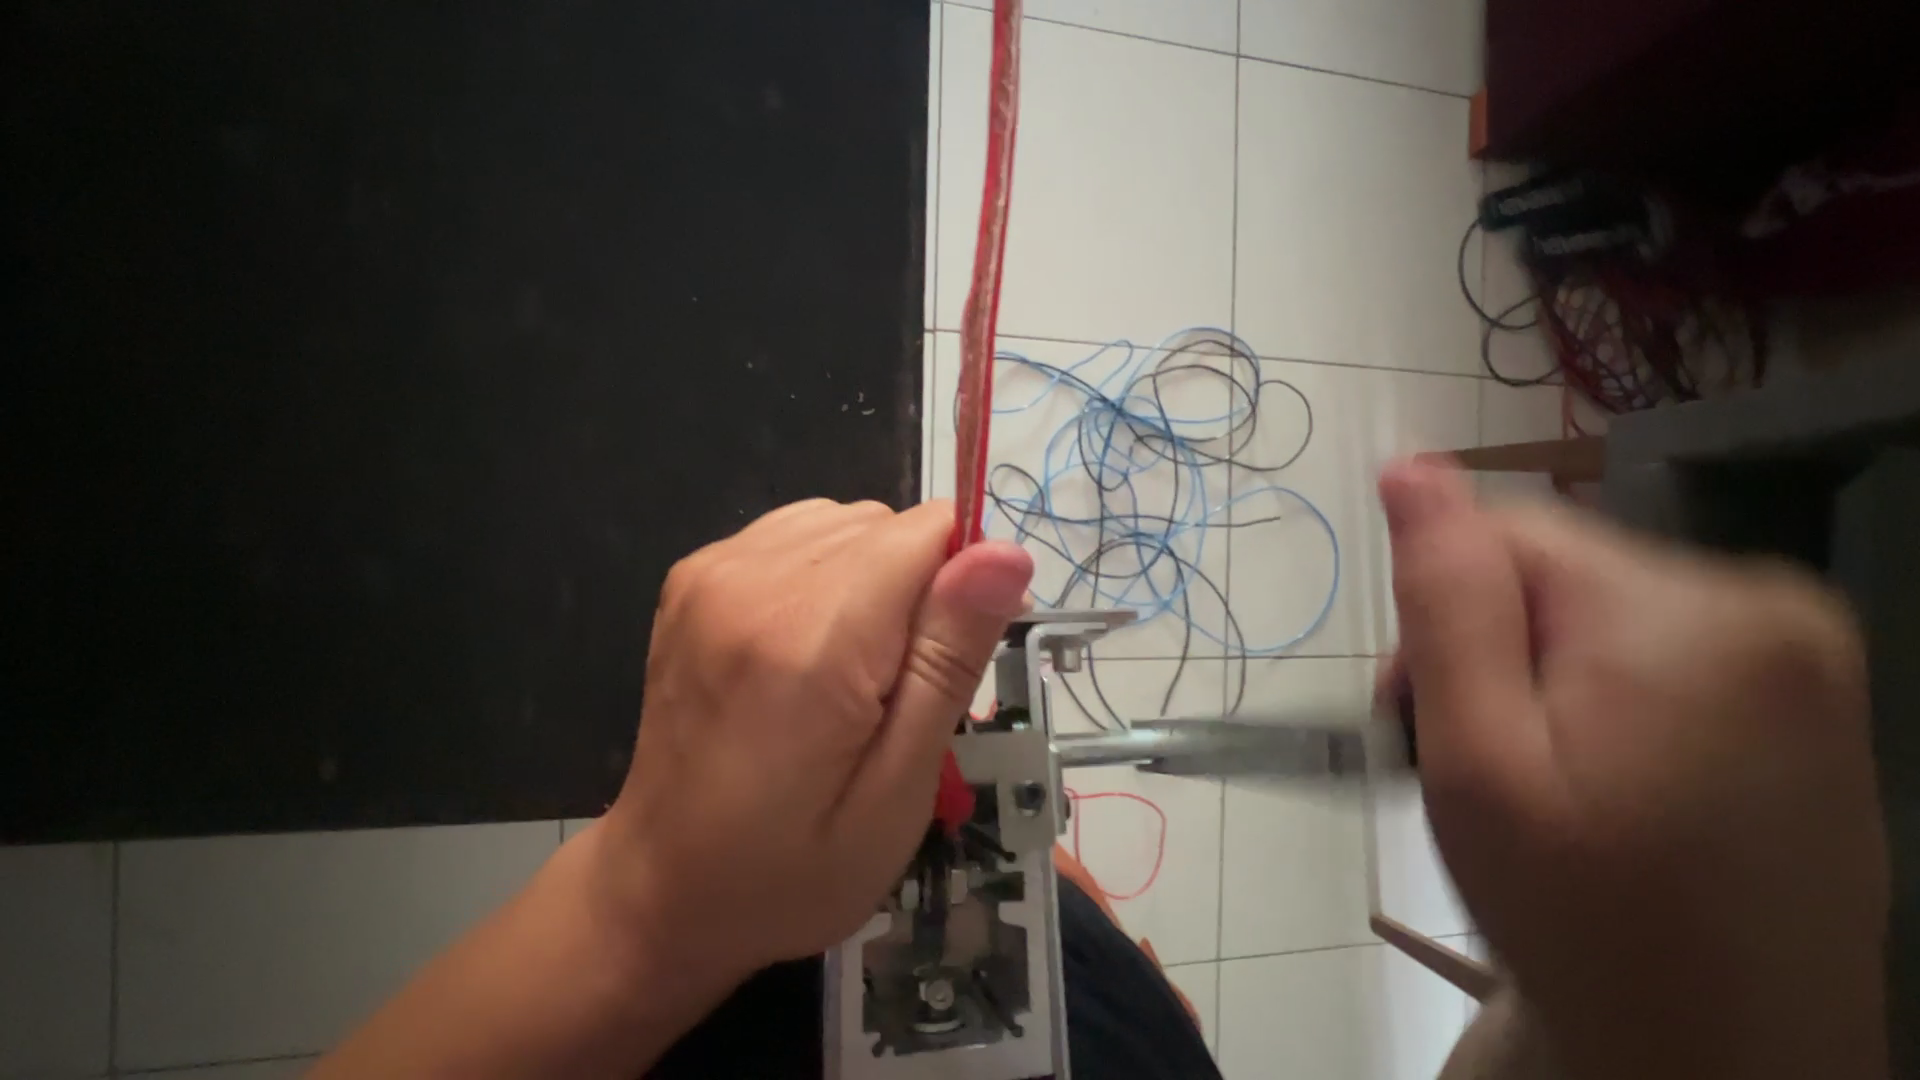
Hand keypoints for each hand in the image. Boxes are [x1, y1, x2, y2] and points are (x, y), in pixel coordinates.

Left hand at [589, 498, 1031, 981]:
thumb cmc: (793, 868)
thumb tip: (1006, 554)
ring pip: (844, 522)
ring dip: (871, 578)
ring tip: (849, 669)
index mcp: (809, 638)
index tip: (950, 661)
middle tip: (894, 689)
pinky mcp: (692, 576)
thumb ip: (949, 660)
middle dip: (915, 589)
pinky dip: (824, 574)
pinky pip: (796, 533)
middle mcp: (753, 580)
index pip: (927, 531)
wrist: (662, 887)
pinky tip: (806, 644)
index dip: (960, 585)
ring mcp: (712, 571)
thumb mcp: (899, 790)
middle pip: (886, 524)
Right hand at [1378, 461, 1887, 1078]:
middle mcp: (1768, 611)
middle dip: (1482, 654)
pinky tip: (1586, 786)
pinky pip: (1638, 657)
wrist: (1713, 1064)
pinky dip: (1584, 707)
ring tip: (1525, 787)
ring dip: (1525, 684)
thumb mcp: (1477, 753)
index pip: (1504, 536)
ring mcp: (1796, 657)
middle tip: (1469, 763)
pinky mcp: (1793, 700)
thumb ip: (1445, 598)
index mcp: (1692, 615)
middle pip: (1547, 575)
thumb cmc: (1575, 911)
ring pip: (1582, 616)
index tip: (1428, 716)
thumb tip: (1409, 466)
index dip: (1442, 618)